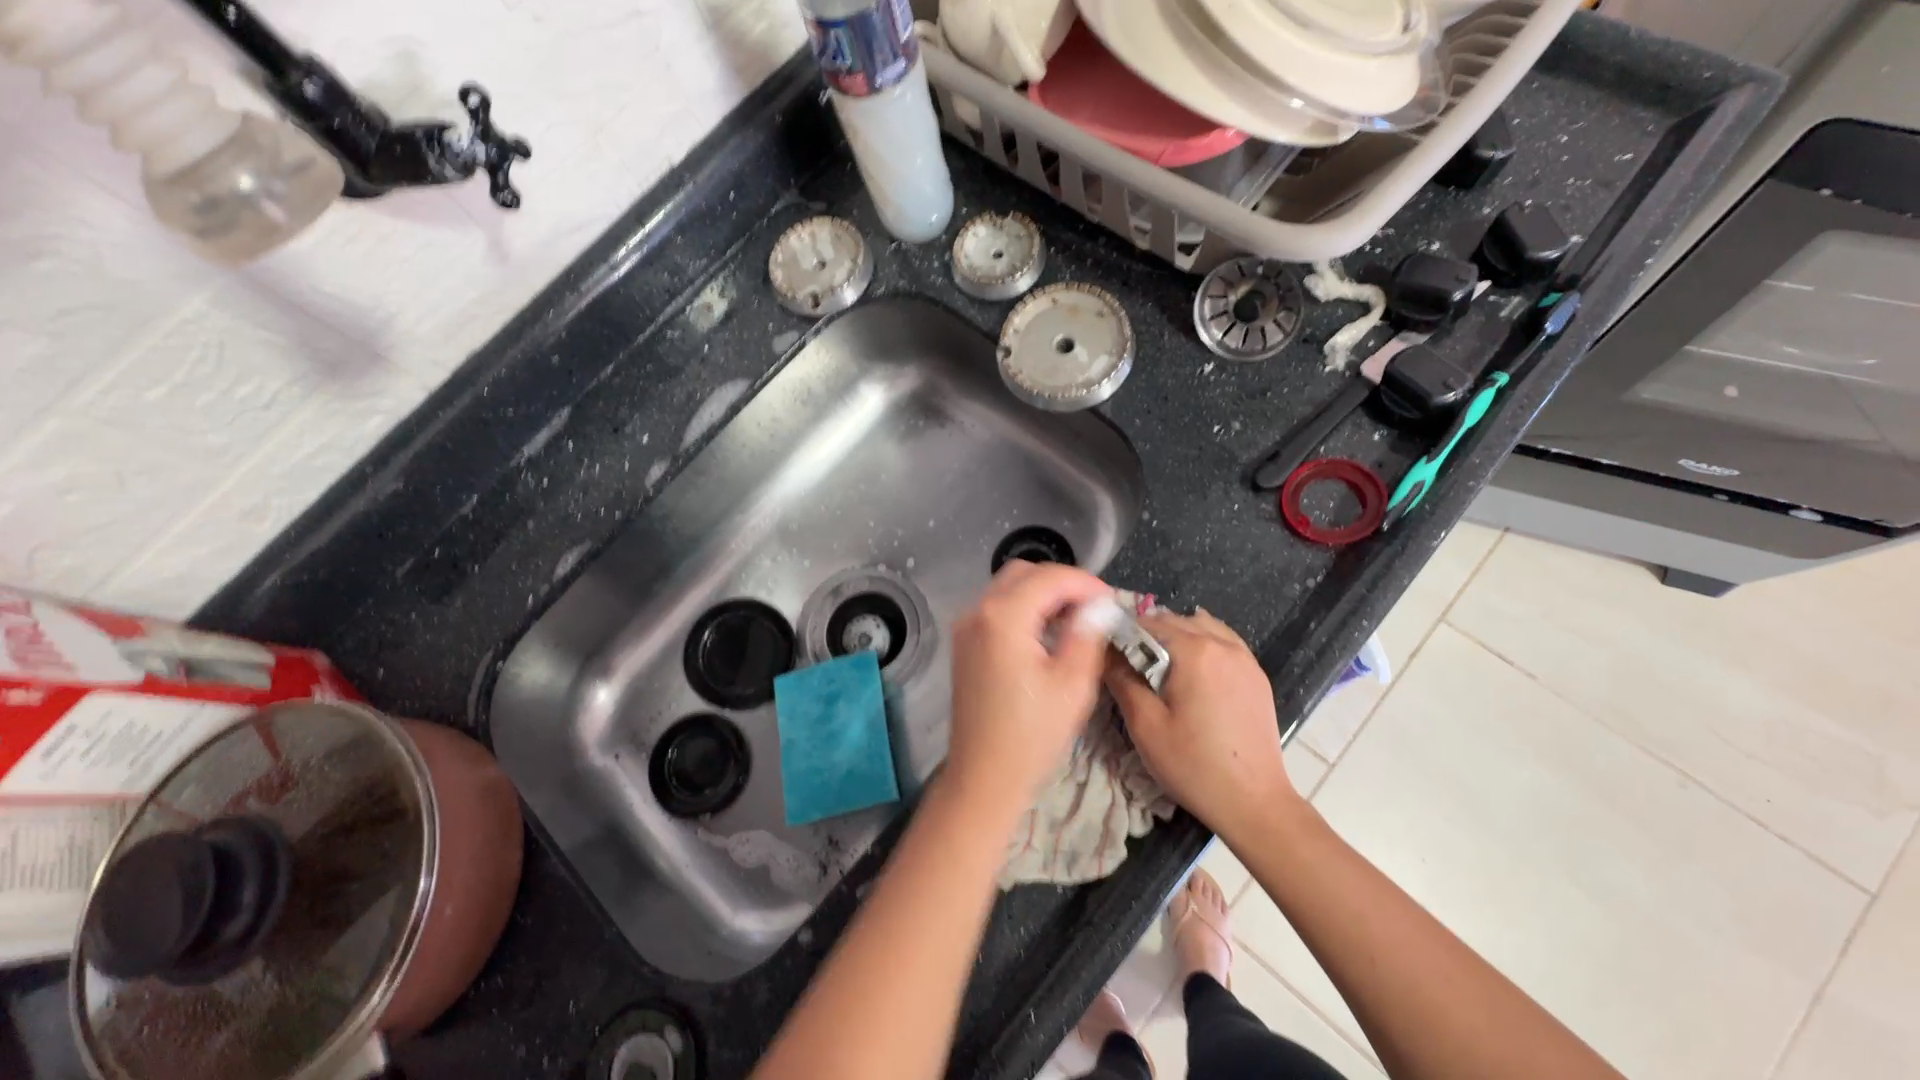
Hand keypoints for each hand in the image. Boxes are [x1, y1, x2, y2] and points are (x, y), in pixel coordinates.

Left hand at [945, 560, 1113, 812]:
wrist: (983, 778)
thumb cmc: (1032, 737)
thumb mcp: (1073, 685)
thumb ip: (1087, 634)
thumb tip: (1099, 605)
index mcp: (1002, 618)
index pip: (1050, 577)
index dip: (1086, 584)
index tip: (1113, 603)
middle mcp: (977, 613)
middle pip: (1024, 573)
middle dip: (1063, 584)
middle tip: (1095, 610)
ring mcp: (966, 629)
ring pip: (1008, 589)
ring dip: (1043, 596)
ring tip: (1077, 622)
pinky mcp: (965, 646)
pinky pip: (997, 610)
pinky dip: (1024, 611)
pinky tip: (1048, 636)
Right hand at [1103, 609, 1299, 841]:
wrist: (1252, 800)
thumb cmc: (1192, 764)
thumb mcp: (1145, 725)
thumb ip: (1122, 680)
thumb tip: (1105, 653)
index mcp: (1193, 652)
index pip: (1147, 623)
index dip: (1122, 634)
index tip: (1107, 655)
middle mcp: (1222, 644)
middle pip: (1175, 621)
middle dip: (1149, 634)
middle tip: (1130, 664)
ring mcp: (1245, 659)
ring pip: (1203, 627)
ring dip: (1178, 636)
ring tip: (1161, 666)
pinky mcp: (1257, 676)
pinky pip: (1225, 643)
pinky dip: (1204, 645)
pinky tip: (1192, 670)